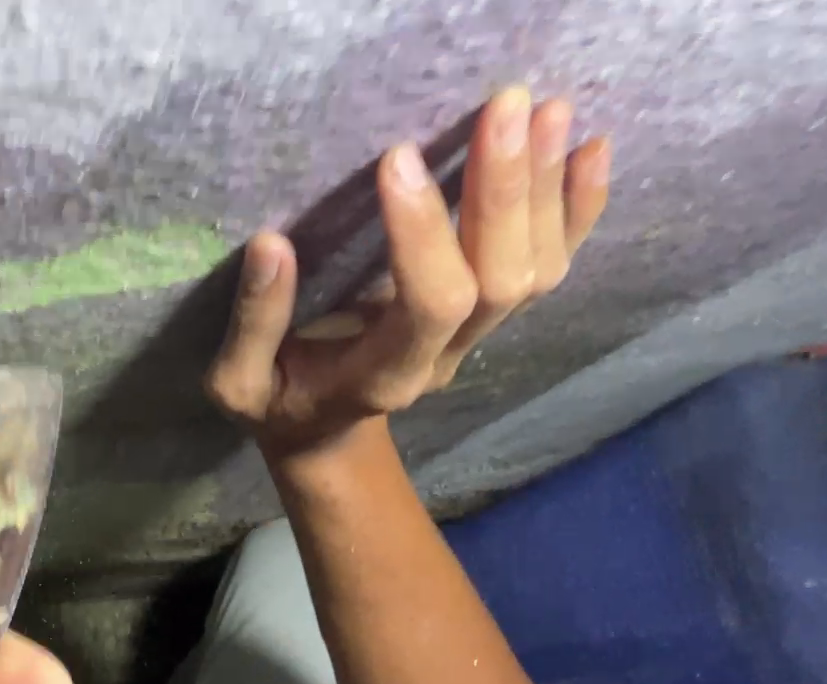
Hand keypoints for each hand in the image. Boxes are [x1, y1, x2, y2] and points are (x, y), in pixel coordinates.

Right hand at [206, 87, 612, 460]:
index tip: (397, 161)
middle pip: (501, 280)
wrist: (320, 431)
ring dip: (545, 189)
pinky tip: (590, 148)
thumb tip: (271, 244)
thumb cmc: (273, 404)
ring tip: (547, 112)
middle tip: (503, 109)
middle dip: (505, 192)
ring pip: (537, 270)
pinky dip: (576, 209)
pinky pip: (551, 267)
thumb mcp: (237, 383)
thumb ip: (252, 324)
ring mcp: (472, 341)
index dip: (422, 235)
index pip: (429, 304)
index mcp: (381, 377)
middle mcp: (442, 360)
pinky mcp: (483, 319)